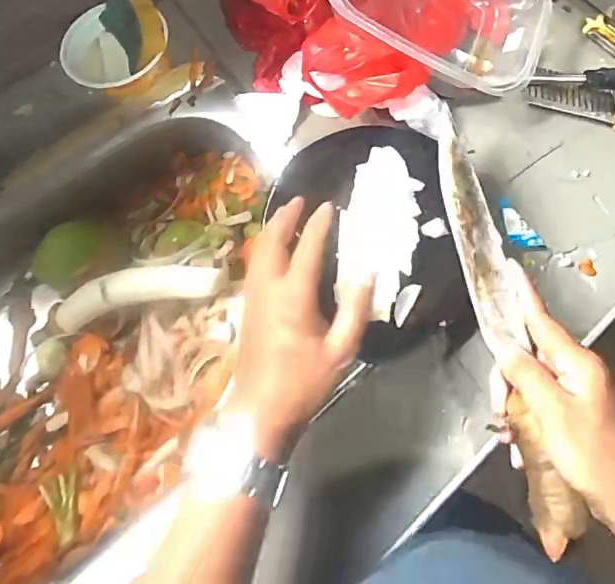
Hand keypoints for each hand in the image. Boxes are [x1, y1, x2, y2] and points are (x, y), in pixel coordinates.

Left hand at [223, 198, 370, 456]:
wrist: (257, 414)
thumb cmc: (302, 384)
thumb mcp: (340, 352)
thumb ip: (355, 311)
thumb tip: (368, 275)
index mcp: (294, 296)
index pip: (308, 248)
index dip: (319, 225)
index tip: (329, 207)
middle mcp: (269, 288)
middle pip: (273, 241)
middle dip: (286, 217)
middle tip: (300, 200)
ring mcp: (253, 296)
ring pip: (259, 251)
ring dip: (273, 229)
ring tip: (287, 216)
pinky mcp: (246, 306)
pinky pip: (255, 264)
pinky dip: (265, 246)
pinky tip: (274, 249)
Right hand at [496, 268, 614, 530]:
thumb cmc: (594, 456)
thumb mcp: (551, 413)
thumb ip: (524, 372)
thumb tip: (501, 340)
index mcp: (577, 361)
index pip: (541, 318)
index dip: (523, 292)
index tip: (511, 266)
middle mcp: (579, 368)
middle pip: (530, 356)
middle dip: (507, 379)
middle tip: (499, 411)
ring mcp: (580, 390)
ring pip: (533, 382)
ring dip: (516, 406)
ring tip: (512, 439)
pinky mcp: (579, 411)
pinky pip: (544, 403)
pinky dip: (530, 421)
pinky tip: (523, 448)